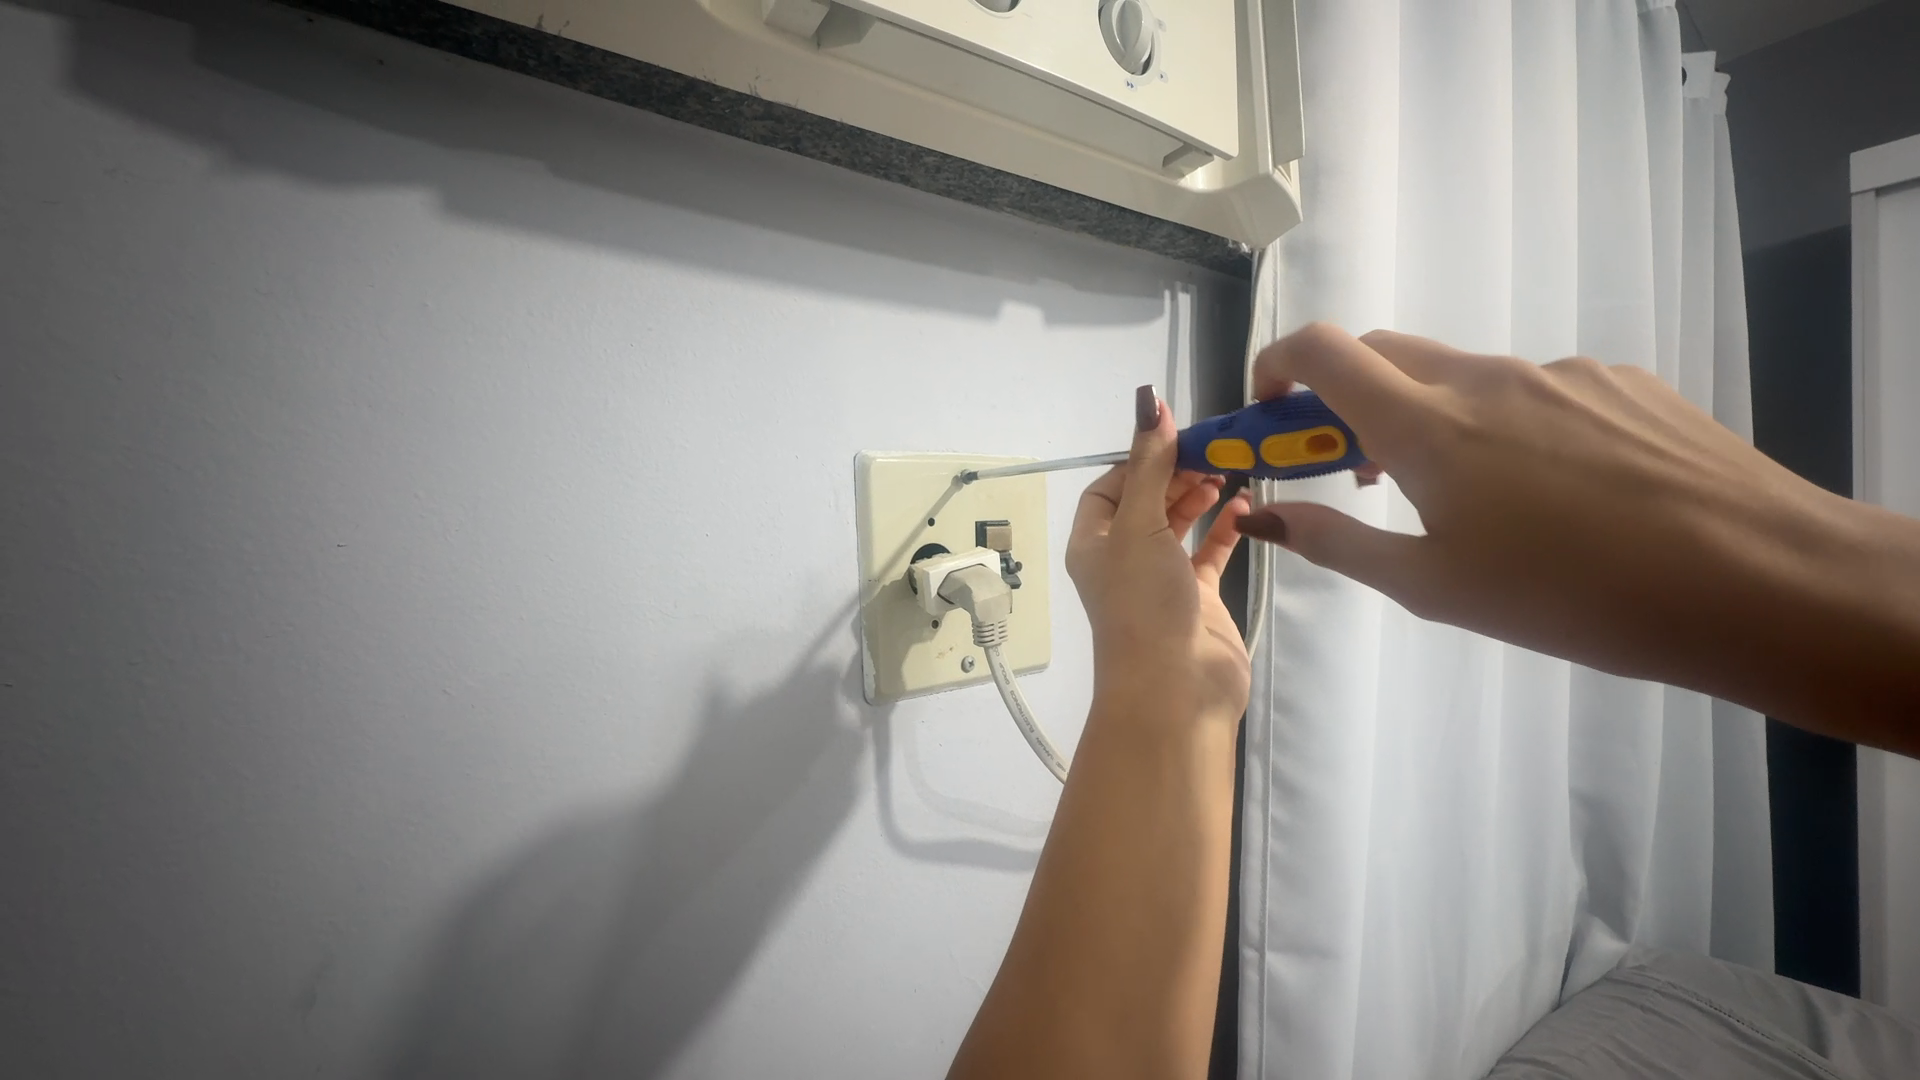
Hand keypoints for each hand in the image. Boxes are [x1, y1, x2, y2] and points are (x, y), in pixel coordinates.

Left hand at [1067, 386, 1251, 728]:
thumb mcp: (1139, 526)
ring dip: (1200, 498)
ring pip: (1179, 526)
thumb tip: (1149, 401)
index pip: (1108, 488)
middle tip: (1213, 451)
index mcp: (1093, 543)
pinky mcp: (1197, 598)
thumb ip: (1150, 466)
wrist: (1175, 690)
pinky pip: (1210, 553)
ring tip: (1229, 472)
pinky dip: (1226, 530)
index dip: (1138, 461)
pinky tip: (1246, 507)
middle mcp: (1122, 559)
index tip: (1175, 440)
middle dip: (1175, 475)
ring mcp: (1161, 579)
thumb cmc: (1143, 603)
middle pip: (1146, 502)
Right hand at [1232, 323, 1916, 721]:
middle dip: (1339, 397)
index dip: (1276, 364)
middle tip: (1350, 465)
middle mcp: (1484, 378)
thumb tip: (1265, 517)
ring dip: (1419, 415)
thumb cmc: (1571, 597)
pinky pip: (1525, 388)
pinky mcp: (1616, 381)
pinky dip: (1494, 422)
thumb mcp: (1430, 585)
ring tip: (1456, 493)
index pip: (1322, 351)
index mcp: (1427, 426)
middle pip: (1379, 352)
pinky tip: (1542, 489)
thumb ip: (1336, 540)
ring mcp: (1556, 372)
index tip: (1270, 410)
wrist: (1767, 586)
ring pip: (1453, 373)